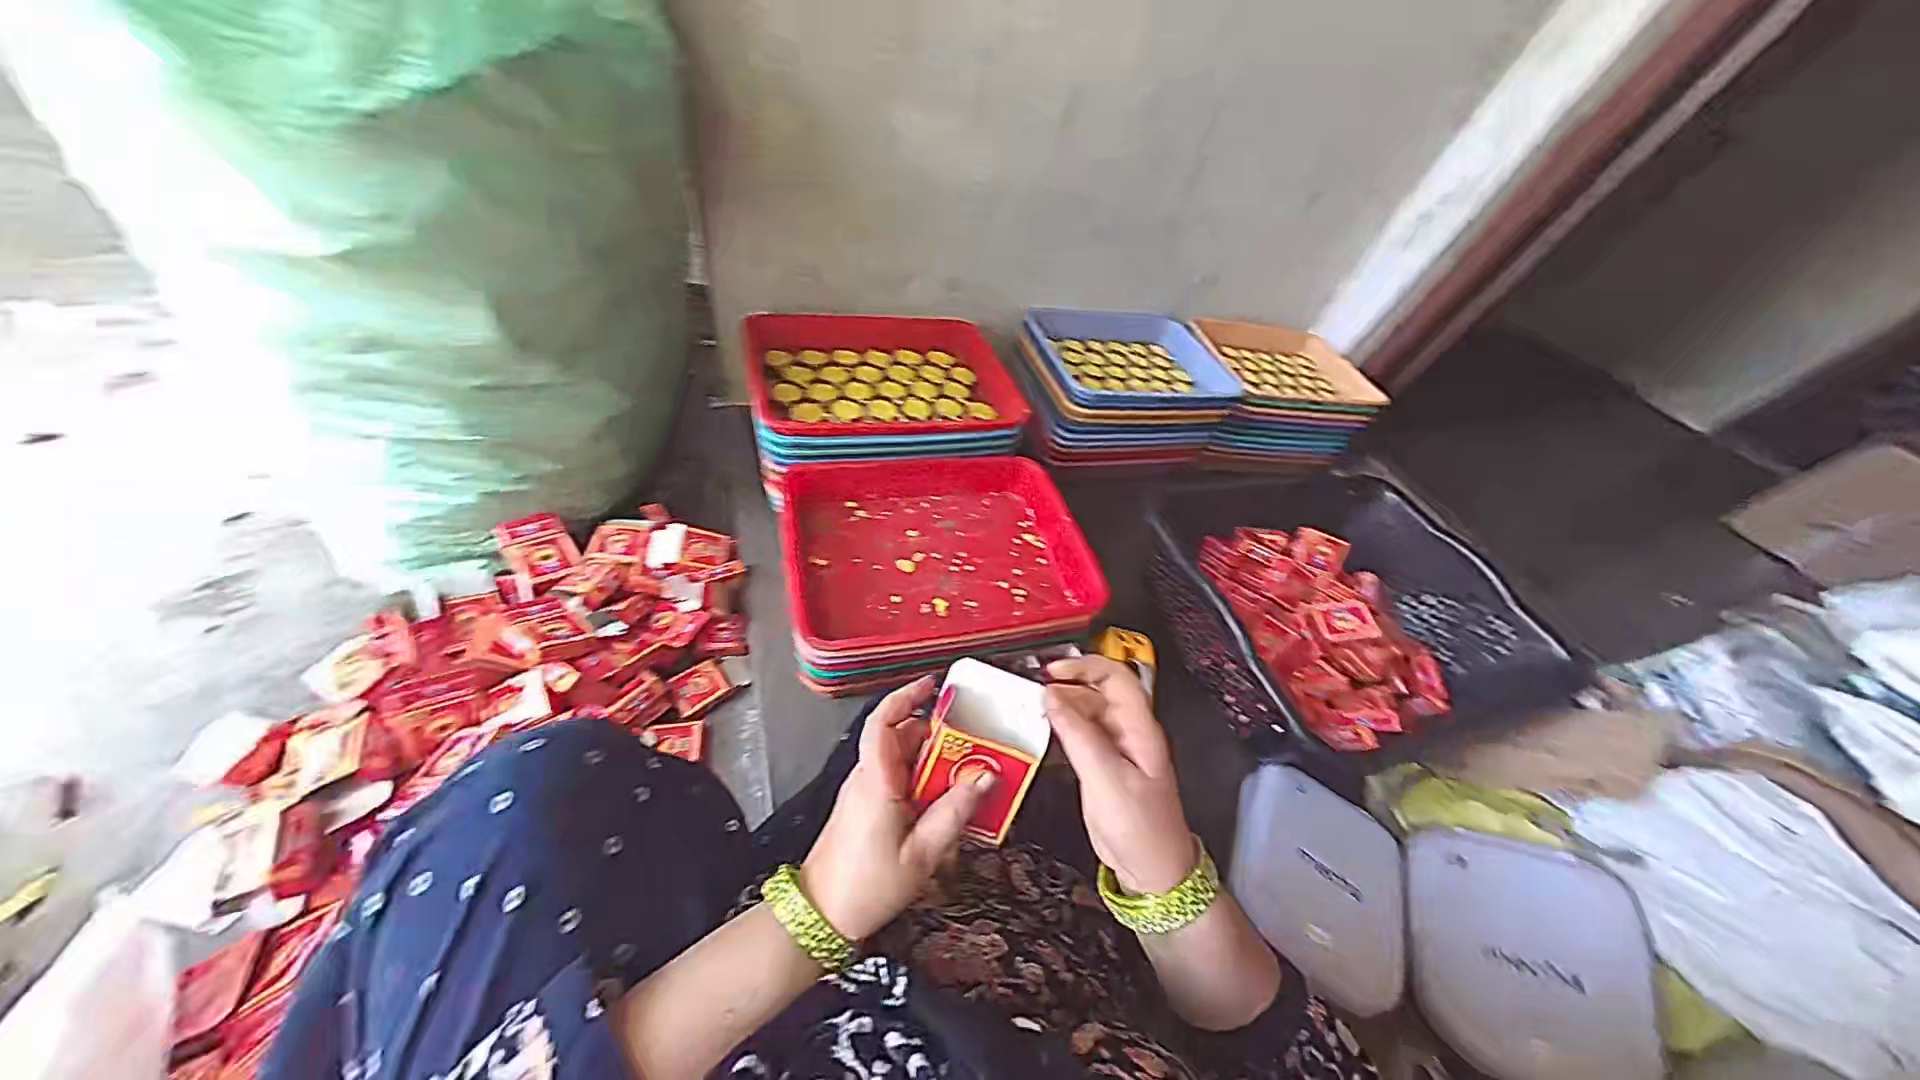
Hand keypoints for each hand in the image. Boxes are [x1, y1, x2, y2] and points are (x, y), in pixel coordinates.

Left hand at [801, 676, 994, 941]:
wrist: (823, 915)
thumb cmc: (864, 887)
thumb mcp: (922, 852)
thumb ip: (955, 811)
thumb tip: (982, 778)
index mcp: (876, 779)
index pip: (885, 719)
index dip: (908, 694)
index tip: (934, 684)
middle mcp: (868, 776)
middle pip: (903, 735)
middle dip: (938, 734)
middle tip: (971, 744)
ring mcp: (865, 790)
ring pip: (903, 757)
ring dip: (934, 760)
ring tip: (964, 776)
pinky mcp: (867, 804)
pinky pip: (899, 777)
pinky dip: (923, 779)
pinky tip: (943, 800)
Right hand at [1044, 656, 1196, 893]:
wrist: (1152, 871)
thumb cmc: (1144, 831)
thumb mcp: (1106, 778)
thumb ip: (1078, 735)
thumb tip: (1053, 698)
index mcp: (1140, 729)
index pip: (1115, 677)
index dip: (1085, 665)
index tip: (1055, 669)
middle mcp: (1129, 733)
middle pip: (1099, 689)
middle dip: (1069, 681)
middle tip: (1039, 686)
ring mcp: (1116, 749)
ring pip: (1088, 709)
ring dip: (1064, 702)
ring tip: (1039, 705)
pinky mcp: (1103, 765)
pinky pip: (1081, 732)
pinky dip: (1063, 724)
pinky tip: (1049, 727)